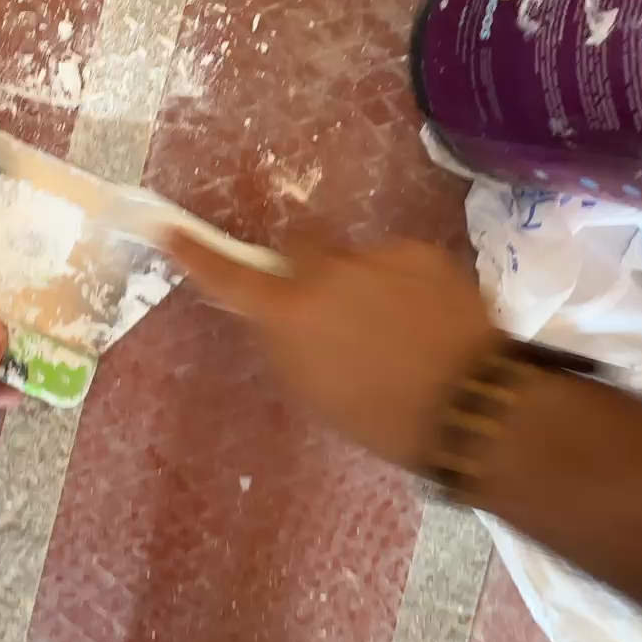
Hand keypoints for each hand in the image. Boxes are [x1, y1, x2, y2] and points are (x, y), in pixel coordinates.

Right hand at [165, 231, 500, 468]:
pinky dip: (403, 283)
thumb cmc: (380, 415)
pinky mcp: (418, 251)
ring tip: (397, 323)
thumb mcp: (310, 386)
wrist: (473, 408)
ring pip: (352, 257)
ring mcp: (372, 257)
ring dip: (360, 279)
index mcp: (288, 312)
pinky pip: (395, 260)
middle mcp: (322, 273)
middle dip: (306, 263)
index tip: (168, 227)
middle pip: (297, 245)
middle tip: (331, 301)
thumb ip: (283, 337)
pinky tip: (426, 317)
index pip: (228, 275)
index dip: (194, 253)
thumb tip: (276, 312)